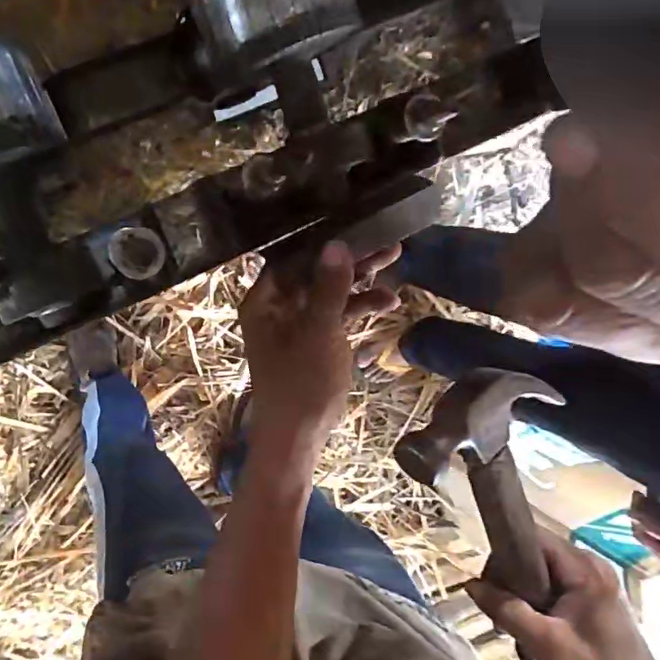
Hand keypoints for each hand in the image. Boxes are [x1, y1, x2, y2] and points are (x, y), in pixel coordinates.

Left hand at [238, 241, 399, 457]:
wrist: (298, 435)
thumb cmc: (301, 382)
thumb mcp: (319, 331)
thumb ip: (329, 288)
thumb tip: (336, 244)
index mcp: (263, 301)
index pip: (290, 259)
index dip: (322, 243)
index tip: (356, 225)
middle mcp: (275, 308)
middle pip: (313, 274)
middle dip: (349, 261)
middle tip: (387, 242)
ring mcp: (294, 326)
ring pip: (328, 294)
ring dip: (358, 283)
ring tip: (396, 262)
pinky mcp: (312, 342)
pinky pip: (334, 316)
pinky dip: (357, 309)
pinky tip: (388, 303)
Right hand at [465, 528, 659, 659]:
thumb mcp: (544, 642)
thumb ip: (505, 610)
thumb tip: (470, 585)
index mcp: (584, 569)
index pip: (529, 536)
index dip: (504, 555)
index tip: (494, 585)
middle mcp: (589, 563)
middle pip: (530, 550)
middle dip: (509, 576)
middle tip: (502, 609)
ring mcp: (592, 576)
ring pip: (536, 565)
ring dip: (519, 588)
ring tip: (516, 619)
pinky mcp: (591, 590)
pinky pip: (548, 578)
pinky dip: (533, 595)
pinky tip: (532, 621)